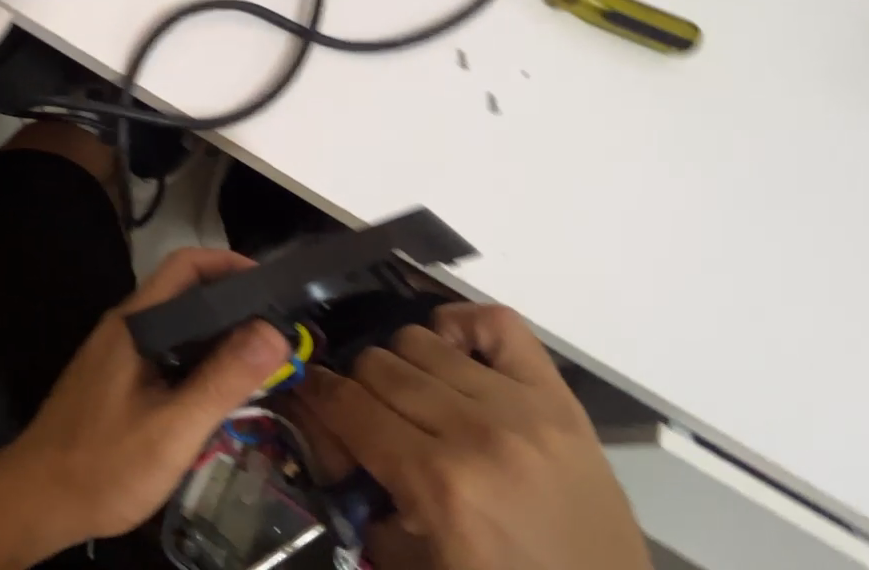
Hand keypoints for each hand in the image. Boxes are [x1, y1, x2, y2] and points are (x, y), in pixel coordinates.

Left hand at [0, 248, 289, 556]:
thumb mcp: (174, 429)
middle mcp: (126, 326)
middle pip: (184, 292)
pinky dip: (199, 358)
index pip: (186, 266)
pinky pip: (166, 351)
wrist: (37, 500)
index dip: (231, 266)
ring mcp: (119, 351)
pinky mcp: (117, 377)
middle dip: (233, 303)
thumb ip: (223, 379)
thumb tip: (272, 331)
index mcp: (136, 324)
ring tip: (262, 359)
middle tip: (279, 331)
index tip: (274, 289)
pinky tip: (221, 388)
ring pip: (177, 325)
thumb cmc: (105, 465)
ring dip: (218, 333)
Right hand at [287, 304, 650, 569]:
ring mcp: (523, 408)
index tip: (310, 399)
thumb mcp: (406, 563)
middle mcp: (476, 433)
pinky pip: (495, 322)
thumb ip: (356, 494)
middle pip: (377, 365)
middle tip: (364, 417)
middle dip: (356, 388)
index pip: (346, 404)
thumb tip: (323, 430)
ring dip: (401, 366)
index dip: (316, 397)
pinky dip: (460, 325)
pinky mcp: (558, 397)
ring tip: (412, 399)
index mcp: (437, 483)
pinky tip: (451, 353)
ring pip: (419, 340)